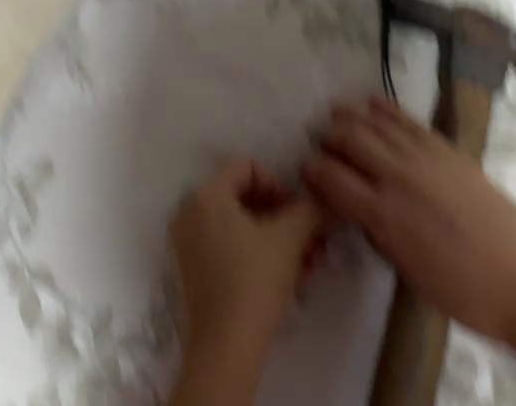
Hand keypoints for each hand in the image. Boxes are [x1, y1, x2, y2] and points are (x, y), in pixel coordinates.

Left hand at [170, 159, 326, 364]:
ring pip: (244, 226)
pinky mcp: (196, 271)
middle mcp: (190, 213)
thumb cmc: (254, 280)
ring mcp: (190, 243)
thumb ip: (309, 207)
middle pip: (246, 197)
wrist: (225, 347)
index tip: (299, 211)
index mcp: (205, 196)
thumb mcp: (289, 237)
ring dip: (281, 238)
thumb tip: (325, 195)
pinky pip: (233, 247)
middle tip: (313, 238)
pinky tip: (295, 276)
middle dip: (286, 217)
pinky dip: (263, 254)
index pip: (248, 167)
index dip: (279, 184)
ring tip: (311, 262)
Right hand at [302, 96, 515, 346]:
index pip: (332, 179)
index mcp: (383, 214)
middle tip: (320, 141)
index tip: (304, 170)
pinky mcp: (450, 151)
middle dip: (329, 138)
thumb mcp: (408, 272)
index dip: (312, 171)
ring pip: (378, 125)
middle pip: (351, 141)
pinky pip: (410, 122)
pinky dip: (387, 109)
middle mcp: (398, 177)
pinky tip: (374, 103)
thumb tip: (361, 211)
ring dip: (352, 117)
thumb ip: (379, 235)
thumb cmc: (463, 292)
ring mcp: (426, 158)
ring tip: (337, 113)